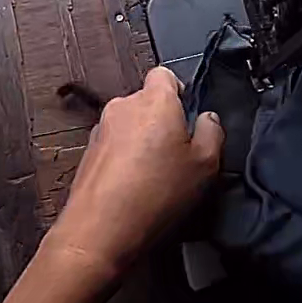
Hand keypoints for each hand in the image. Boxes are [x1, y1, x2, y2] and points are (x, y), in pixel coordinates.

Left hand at [43, 67, 223, 282]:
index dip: (180, 91)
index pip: (165, 74)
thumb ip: (213, 132)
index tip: (189, 115)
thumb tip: (209, 120)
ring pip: (130, 126)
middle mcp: (123, 107)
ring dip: (143, 143)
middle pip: (148, 103)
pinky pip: (114, 148)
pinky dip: (125, 160)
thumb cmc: (154, 194)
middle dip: (163, 122)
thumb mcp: (206, 165)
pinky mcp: (88, 154)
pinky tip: (136, 188)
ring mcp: (101, 130)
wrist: (101, 228)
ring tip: (157, 177)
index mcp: (155, 100)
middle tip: (180, 154)